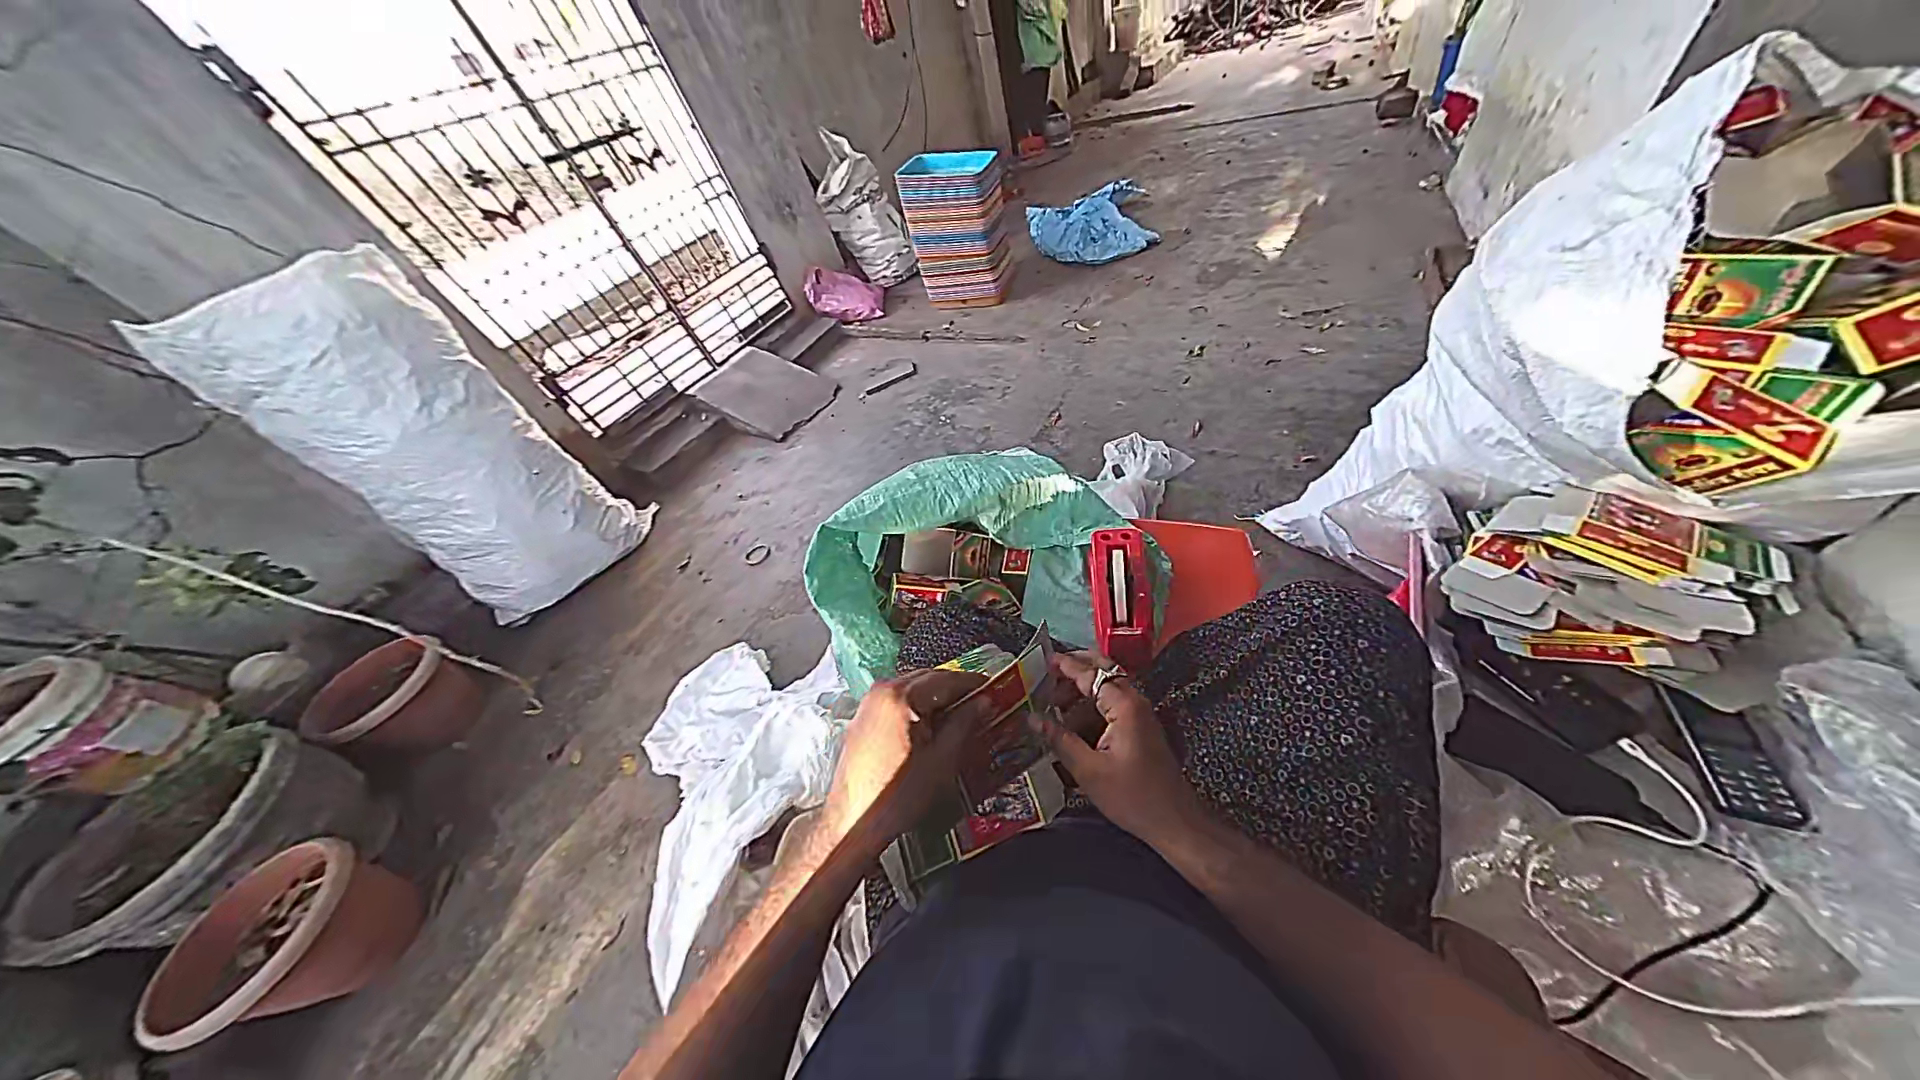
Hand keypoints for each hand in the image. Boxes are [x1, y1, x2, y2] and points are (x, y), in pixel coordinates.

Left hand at [822, 668, 991, 847]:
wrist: (853, 823)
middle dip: (955, 690)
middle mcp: (881, 692)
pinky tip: (931, 726)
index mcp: (901, 696)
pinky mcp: (862, 719)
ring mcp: (868, 704)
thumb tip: (983, 703)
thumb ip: (964, 723)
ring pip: (912, 689)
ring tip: (959, 716)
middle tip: (980, 703)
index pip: (947, 678)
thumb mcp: (941, 759)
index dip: (973, 684)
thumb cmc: (897, 795)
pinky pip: (897, 702)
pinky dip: (917, 707)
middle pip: (927, 679)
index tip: (992, 689)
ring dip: (936, 698)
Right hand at [1034, 651, 1210, 849]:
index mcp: (1124, 706)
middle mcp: (1135, 702)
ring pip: (1109, 688)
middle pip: (1104, 671)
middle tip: (1049, 672)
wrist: (1174, 821)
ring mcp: (1140, 714)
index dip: (1066, 666)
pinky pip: (1113, 704)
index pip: (1091, 674)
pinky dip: (1092, 704)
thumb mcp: (1088, 770)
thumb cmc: (1132, 796)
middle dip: (1077, 669)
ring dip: (1082, 689)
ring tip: (1054, 701)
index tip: (1045, 661)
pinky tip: (1073, 721)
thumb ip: (1059, 739)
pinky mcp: (1140, 728)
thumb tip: (1032, 718)